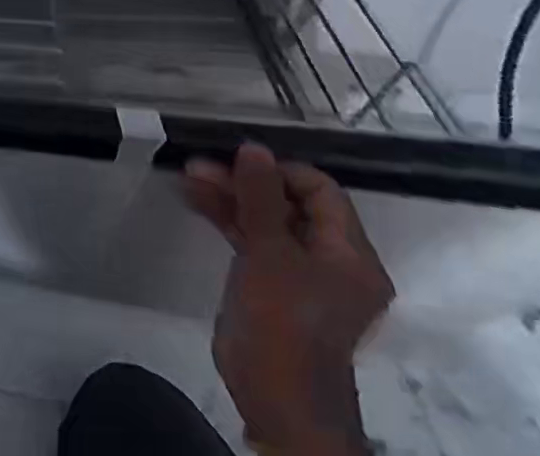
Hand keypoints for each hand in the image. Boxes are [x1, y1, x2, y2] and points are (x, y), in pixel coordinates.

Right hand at [183, 143, 393, 455]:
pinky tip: (195, 201)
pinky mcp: (271, 284)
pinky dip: (227, 220)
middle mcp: (331, 261)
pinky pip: (253, 241)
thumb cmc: (283, 318)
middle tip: (200, 168)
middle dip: (245, 184)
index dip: (280, 172)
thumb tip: (253, 148)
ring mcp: (300, 274)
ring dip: (230, 199)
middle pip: (290, 206)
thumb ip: (260, 198)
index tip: (238, 163)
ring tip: (189, 177)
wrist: (273, 390)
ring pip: (266, 222)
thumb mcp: (271, 252)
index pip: (322, 192)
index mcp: (351, 255)